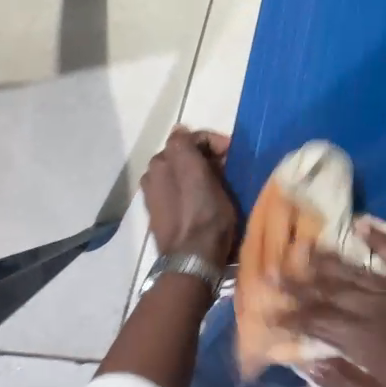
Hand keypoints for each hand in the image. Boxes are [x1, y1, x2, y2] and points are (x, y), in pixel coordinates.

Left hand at [142, 125, 236, 265]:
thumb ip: (188, 145)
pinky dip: (191, 185)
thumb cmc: (204, 214)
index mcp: (164, 161)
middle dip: (207, 156)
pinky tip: (203, 197)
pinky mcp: (160, 211)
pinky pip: (178, 187)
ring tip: (218, 183)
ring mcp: (155, 194)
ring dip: (199, 171)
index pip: (192, 136)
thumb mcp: (200, 174)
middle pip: (185, 153)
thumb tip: (180, 128)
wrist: (193, 258)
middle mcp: (154, 173)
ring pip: (182, 169)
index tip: (232, 154)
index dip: (215, 141)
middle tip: (228, 168)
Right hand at [276, 223, 385, 386]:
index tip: (268, 305)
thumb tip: (305, 359)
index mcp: (363, 337)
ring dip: (329, 258)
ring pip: (357, 270)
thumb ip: (337, 381)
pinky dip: (380, 237)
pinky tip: (362, 223)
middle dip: (301, 281)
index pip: (318, 320)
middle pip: (332, 290)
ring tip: (305, 246)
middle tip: (274, 269)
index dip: (292, 313)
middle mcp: (378, 306)